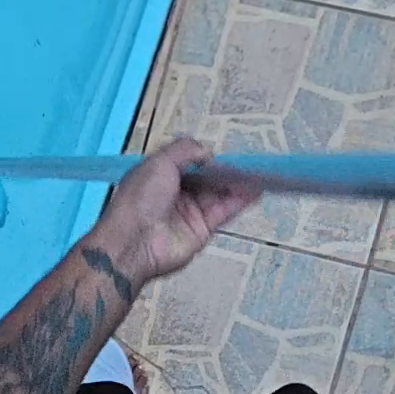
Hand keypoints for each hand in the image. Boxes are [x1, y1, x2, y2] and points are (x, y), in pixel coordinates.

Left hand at [83, 137, 259, 287]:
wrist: (134, 242)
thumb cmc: (140, 198)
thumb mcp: (159, 162)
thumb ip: (185, 150)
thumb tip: (208, 153)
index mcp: (158, 175)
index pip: (187, 163)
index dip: (204, 158)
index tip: (223, 153)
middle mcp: (173, 193)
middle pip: (206, 178)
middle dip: (225, 170)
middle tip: (248, 162)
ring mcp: (188, 212)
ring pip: (218, 194)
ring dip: (237, 183)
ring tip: (260, 172)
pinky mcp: (201, 230)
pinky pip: (224, 211)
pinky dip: (240, 200)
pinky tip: (256, 189)